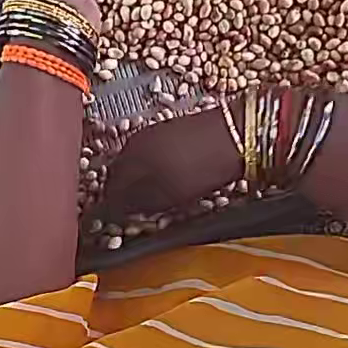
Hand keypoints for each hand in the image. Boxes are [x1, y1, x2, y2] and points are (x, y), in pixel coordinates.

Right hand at [99, 107, 241, 218]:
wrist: (237, 133)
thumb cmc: (202, 169)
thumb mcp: (168, 194)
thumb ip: (140, 202)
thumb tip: (118, 210)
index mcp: (129, 161)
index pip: (110, 189)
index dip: (112, 207)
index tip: (117, 219)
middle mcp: (133, 144)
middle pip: (118, 173)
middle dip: (121, 191)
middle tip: (132, 209)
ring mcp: (150, 133)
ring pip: (133, 162)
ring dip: (135, 179)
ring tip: (149, 195)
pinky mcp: (167, 128)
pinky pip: (147, 152)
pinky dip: (148, 167)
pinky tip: (163, 175)